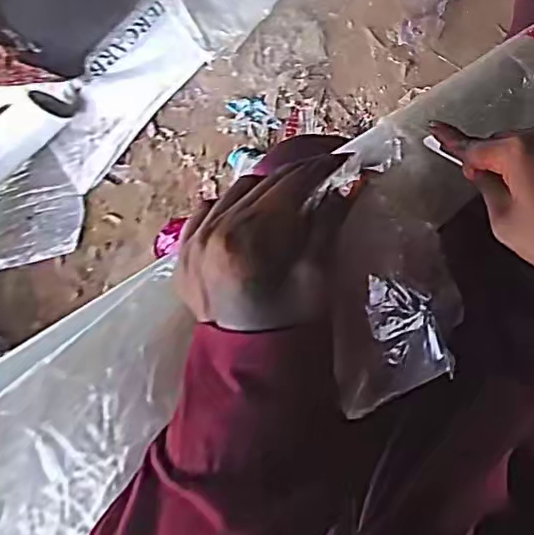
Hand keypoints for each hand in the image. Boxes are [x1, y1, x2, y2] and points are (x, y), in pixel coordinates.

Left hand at [176, 154, 350, 330]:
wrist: (247, 372)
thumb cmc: (291, 326)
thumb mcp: (318, 274)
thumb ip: (329, 223)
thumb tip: (349, 183)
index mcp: (251, 235)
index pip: (292, 182)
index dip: (322, 168)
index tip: (345, 162)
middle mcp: (216, 230)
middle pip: (266, 181)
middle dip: (301, 174)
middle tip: (328, 174)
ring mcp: (194, 240)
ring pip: (238, 189)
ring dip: (269, 186)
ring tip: (293, 193)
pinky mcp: (184, 252)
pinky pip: (207, 209)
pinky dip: (232, 202)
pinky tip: (251, 209)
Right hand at [428, 124, 533, 296]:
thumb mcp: (504, 221)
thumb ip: (486, 188)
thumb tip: (481, 171)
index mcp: (516, 150)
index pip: (474, 146)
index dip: (452, 141)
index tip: (434, 129)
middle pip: (498, 143)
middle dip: (488, 160)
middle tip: (487, 191)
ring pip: (519, 145)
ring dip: (510, 162)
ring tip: (517, 197)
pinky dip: (529, 163)